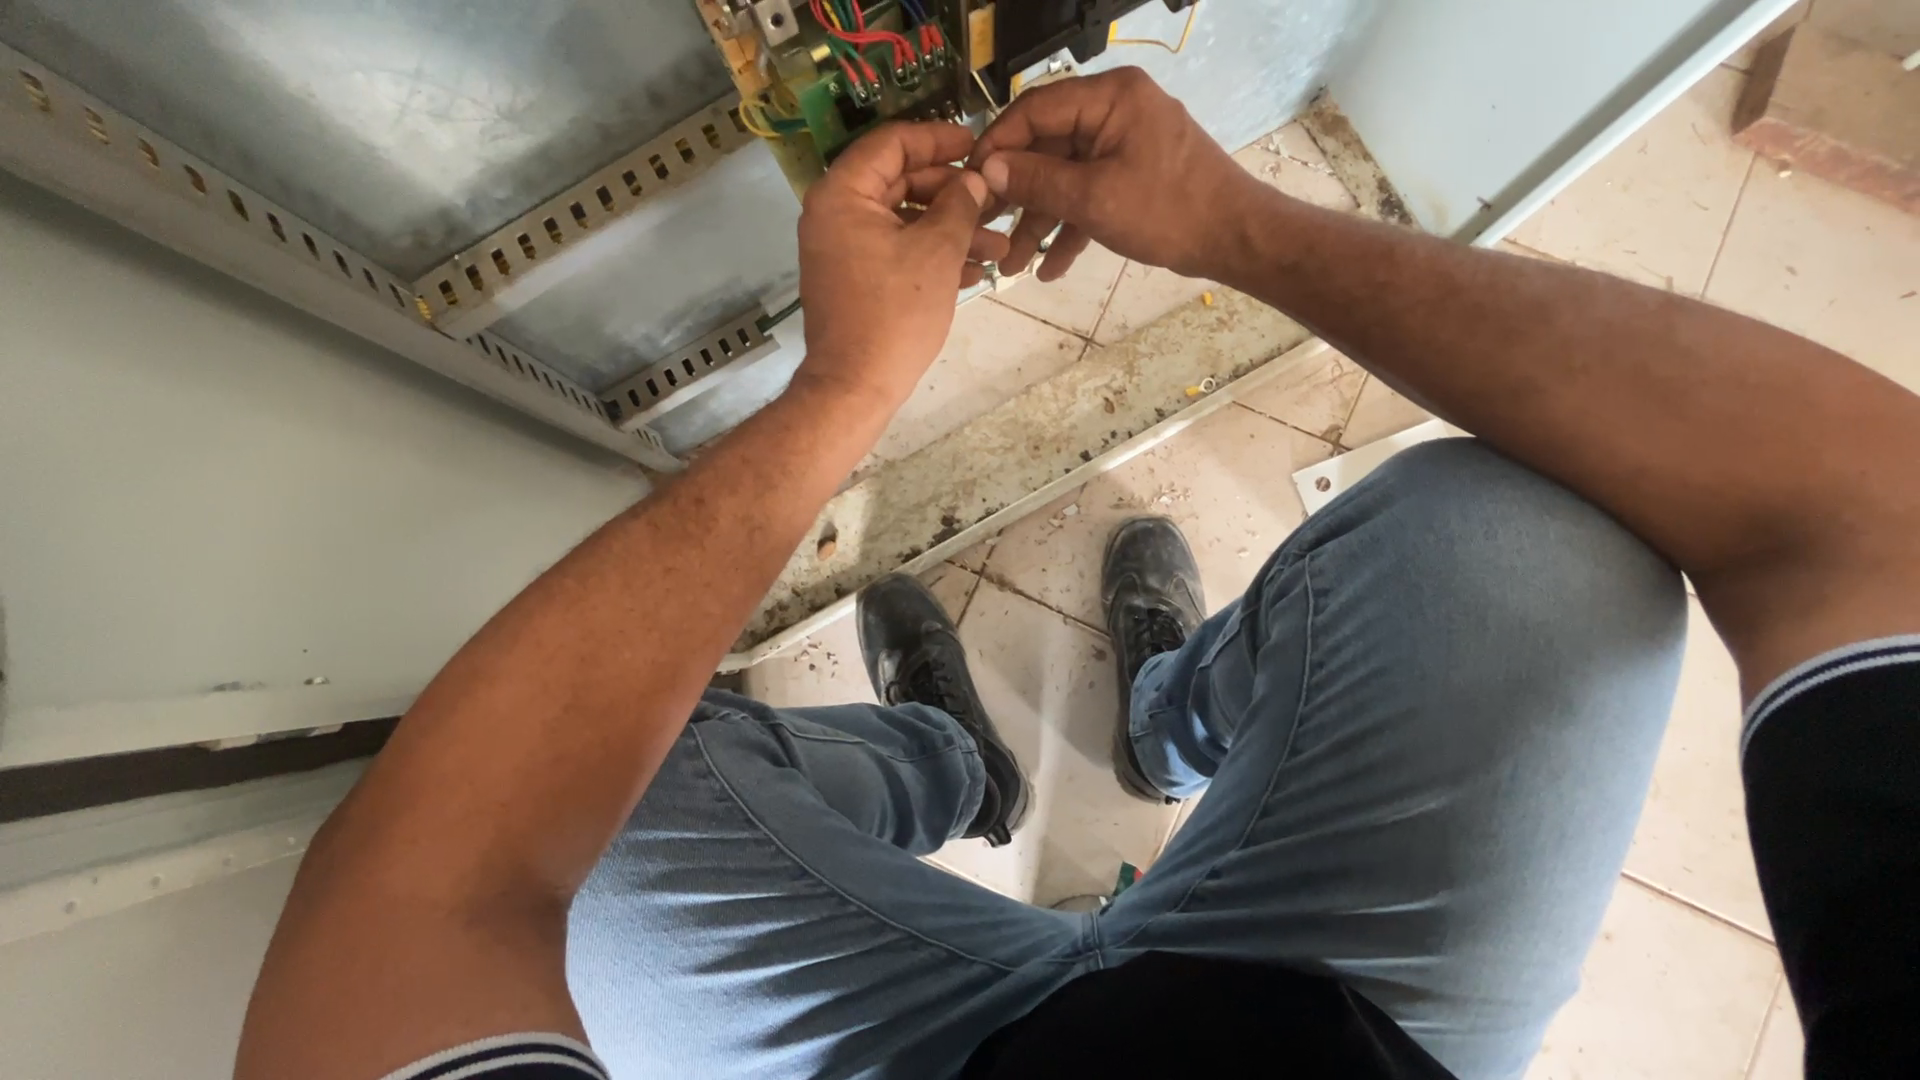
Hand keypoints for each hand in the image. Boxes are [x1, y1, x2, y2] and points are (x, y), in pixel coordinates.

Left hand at [793, 122, 1009, 408]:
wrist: (856, 385)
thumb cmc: (895, 314)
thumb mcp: (937, 252)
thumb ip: (959, 205)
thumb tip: (975, 179)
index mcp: (843, 194)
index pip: (892, 144)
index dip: (939, 140)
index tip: (976, 146)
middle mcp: (834, 214)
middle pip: (900, 184)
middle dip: (953, 195)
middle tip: (994, 203)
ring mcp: (842, 250)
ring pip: (903, 223)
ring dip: (950, 232)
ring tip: (998, 247)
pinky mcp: (854, 281)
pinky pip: (894, 253)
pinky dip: (930, 257)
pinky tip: (973, 272)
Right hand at [971, 67, 1262, 281]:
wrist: (1233, 238)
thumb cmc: (1167, 211)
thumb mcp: (1093, 198)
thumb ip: (1037, 180)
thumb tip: (986, 168)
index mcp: (1109, 98)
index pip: (1034, 110)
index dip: (997, 145)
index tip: (966, 181)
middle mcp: (1114, 112)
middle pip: (1047, 149)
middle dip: (1017, 196)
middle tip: (984, 229)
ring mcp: (1123, 144)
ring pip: (1065, 179)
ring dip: (1039, 223)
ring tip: (1012, 266)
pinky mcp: (1131, 175)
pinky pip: (1089, 196)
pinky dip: (1070, 229)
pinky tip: (1048, 269)